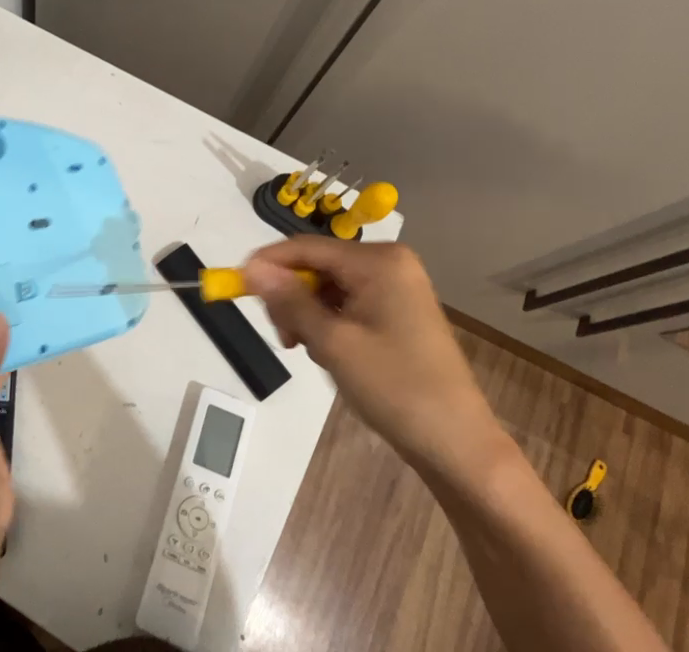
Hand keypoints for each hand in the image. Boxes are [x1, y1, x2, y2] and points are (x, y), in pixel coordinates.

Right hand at [243, 238, 506, 481]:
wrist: (455, 442)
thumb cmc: (393, 387)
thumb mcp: (331, 342)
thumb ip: (289, 299)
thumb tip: (250, 267)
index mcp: (378, 261)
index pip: (305, 247)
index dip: (266, 264)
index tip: (233, 288)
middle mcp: (390, 263)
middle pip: (316, 265)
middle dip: (292, 296)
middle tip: (285, 338)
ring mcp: (398, 286)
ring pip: (329, 286)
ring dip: (309, 314)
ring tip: (311, 351)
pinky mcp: (399, 310)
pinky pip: (348, 301)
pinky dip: (329, 322)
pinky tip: (330, 351)